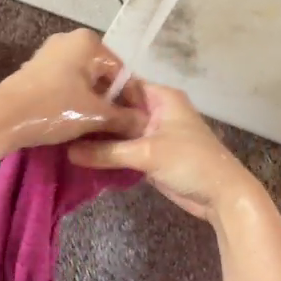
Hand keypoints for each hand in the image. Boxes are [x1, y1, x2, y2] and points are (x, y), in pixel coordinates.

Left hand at [0, 30, 147, 150]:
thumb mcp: (95, 115)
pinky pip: (66, 84)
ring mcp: (50, 53)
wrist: (2, 118)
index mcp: (88, 42)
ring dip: (93, 104)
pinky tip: (77, 121)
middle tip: (119, 129)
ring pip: (83, 82)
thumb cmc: (54, 109)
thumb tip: (144, 123)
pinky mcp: (36, 70)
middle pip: (102, 75)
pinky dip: (74, 101)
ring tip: (100, 129)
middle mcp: (69, 40)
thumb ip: (124, 118)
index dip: (132, 101)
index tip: (137, 124)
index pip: (122, 73)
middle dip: (111, 102)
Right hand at [67, 82, 262, 221]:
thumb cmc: (190, 162)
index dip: (97, 88)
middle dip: (94, 115)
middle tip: (60, 119)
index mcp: (161, 97)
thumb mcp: (146, 153)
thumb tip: (69, 151)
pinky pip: (123, 149)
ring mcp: (152, 134)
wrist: (221, 196)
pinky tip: (80, 155)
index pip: (123, 83)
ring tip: (63, 136)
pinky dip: (107, 152)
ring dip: (98, 136)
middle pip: (119, 108)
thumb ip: (107, 151)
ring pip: (119, 130)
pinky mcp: (150, 156)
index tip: (67, 94)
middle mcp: (156, 111)